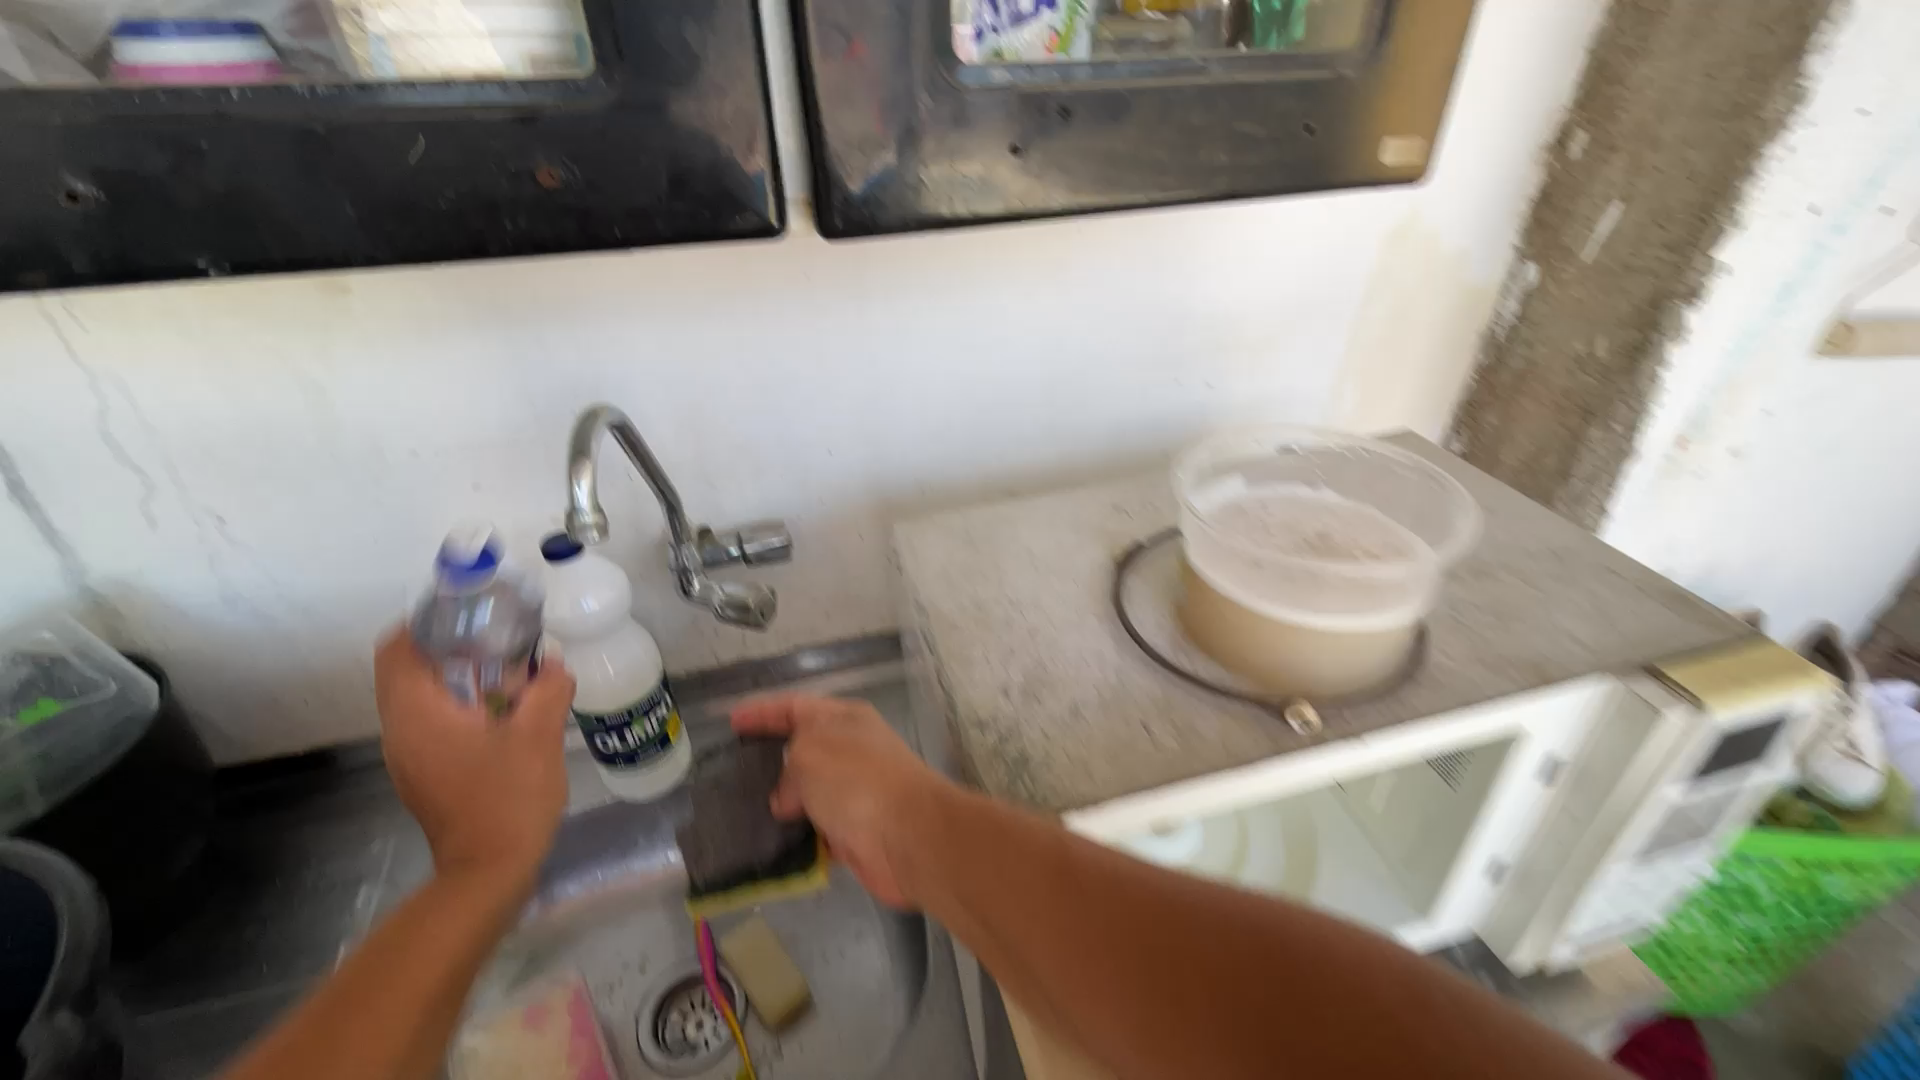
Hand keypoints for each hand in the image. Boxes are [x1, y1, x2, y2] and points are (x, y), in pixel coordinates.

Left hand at [374, 629, 575, 888]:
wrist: (489, 870)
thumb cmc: (508, 797)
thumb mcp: (539, 735)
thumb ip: (547, 690)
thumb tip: (553, 665)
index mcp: (418, 713)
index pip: (398, 649)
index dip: (428, 623)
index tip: (470, 614)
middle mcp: (401, 731)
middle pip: (409, 670)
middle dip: (452, 648)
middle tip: (501, 640)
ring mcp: (409, 756)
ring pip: (422, 698)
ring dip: (460, 679)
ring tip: (509, 676)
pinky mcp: (425, 774)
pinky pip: (433, 723)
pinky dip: (462, 706)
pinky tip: (504, 716)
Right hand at [730, 695, 953, 908]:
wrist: (908, 836)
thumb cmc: (857, 780)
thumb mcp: (809, 753)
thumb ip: (787, 768)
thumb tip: (788, 800)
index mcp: (844, 719)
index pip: (795, 707)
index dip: (763, 712)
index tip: (733, 721)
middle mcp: (851, 751)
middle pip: (801, 750)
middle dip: (768, 760)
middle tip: (729, 773)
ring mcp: (854, 793)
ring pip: (806, 796)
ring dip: (779, 806)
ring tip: (738, 814)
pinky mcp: (854, 833)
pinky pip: (815, 833)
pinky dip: (795, 840)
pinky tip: (766, 848)